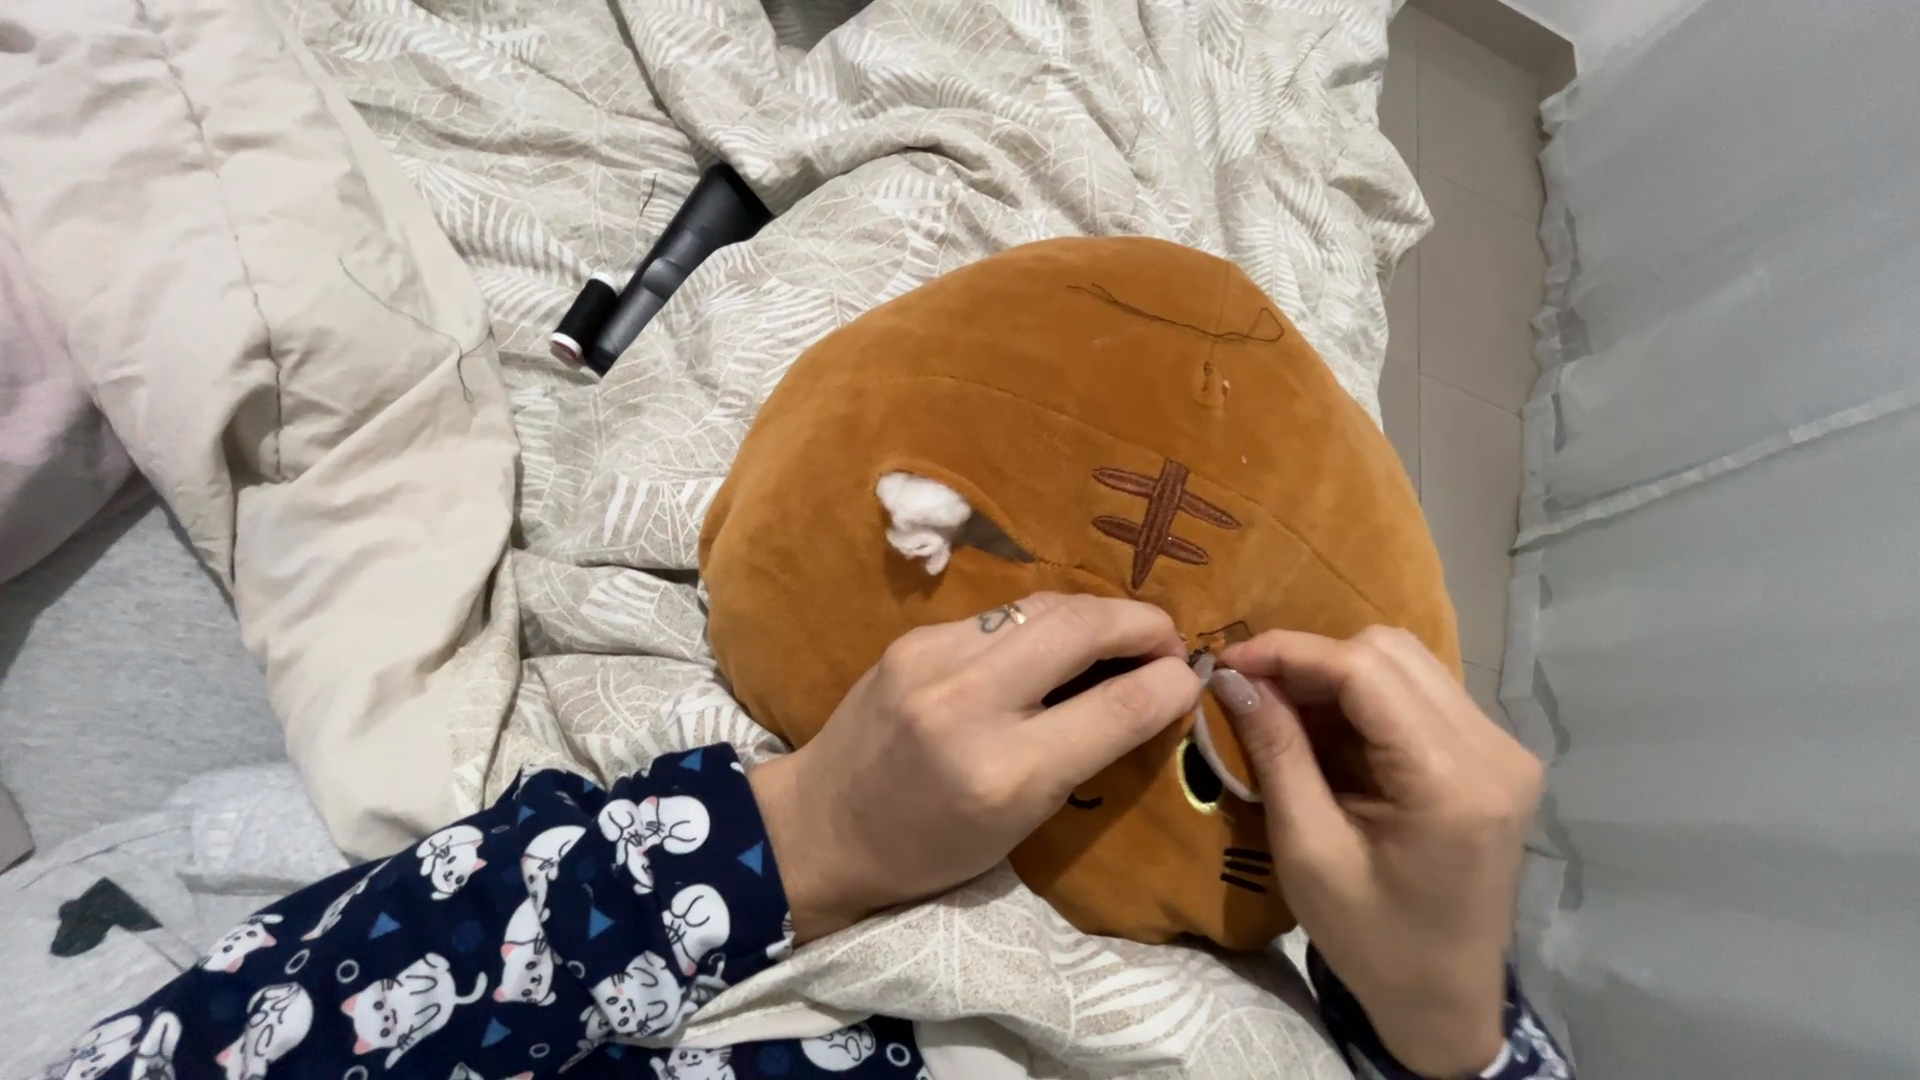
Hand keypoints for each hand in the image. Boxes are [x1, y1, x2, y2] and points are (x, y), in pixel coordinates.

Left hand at [748, 592, 1200, 943]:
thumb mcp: (1020, 824)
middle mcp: (968, 702)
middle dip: (1141, 622)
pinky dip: (1043, 623)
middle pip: (1082, 625)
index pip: (1117, 706)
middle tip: (1166, 641)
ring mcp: (932, 657)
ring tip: (1119, 635)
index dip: (1170, 682)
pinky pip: (1002, 615)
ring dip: (1095, 613)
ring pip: (1043, 604)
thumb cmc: (928, 849)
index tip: (1189, 676)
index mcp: (1004, 774)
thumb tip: (1148, 690)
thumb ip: (1085, 752)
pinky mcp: (914, 636)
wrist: (821, 825)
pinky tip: (1053, 642)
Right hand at [1213, 627, 1543, 1077]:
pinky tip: (1327, 730)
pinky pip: (1415, 688)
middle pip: (1388, 650)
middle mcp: (1493, 750)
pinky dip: (1358, 694)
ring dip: (1333, 673)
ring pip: (1402, 660)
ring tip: (1285, 711)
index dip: (1288, 652)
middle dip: (1309, 661)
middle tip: (1253, 693)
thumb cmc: (1369, 938)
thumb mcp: (1306, 848)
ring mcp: (1500, 749)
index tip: (1227, 664)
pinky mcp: (1491, 754)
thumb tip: (1233, 677)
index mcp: (1453, 783)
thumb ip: (1275, 751)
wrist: (1444, 999)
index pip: (1365, 670)